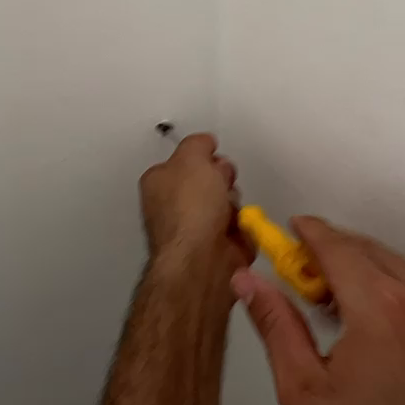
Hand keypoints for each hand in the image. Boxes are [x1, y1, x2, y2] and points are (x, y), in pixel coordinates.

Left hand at [138, 133, 247, 276]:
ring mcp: (196, 228)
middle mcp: (174, 206)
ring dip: (235, 204)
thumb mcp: (191, 158)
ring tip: (229, 214)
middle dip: (223, 180)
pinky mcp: (220, 248)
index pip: (186, 161)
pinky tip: (240, 230)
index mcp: (160, 183)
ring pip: (228, 203)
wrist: (202, 262)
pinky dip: (245, 228)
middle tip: (222, 187)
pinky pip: (241, 227)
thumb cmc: (190, 209)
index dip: (203, 158)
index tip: (212, 160)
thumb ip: (198, 144)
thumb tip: (206, 142)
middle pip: (210, 181)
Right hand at [233, 217, 404, 404]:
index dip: (309, 232)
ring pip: (403, 268)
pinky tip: (384, 330)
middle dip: (336, 254)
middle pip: (370, 250)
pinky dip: (404, 295)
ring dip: (370, 274)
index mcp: (384, 310)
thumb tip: (250, 284)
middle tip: (308, 279)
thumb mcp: (304, 391)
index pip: (337, 244)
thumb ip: (275, 324)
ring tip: (344, 311)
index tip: (293, 229)